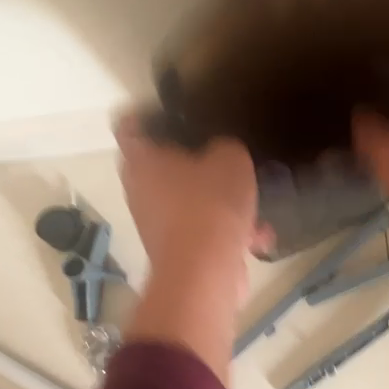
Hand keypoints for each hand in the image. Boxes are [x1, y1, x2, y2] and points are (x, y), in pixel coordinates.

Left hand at [116, 115, 260, 297]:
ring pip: (189, 204)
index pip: (132, 127)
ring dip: (219, 205)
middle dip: (195, 165)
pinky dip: (226, 234)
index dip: (148, 116)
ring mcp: (157, 227)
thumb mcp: (231, 159)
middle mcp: (141, 192)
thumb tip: (222, 156)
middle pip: (164, 168)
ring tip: (252, 206)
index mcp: (142, 160)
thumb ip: (226, 148)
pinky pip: (203, 233)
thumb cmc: (210, 206)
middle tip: (223, 157)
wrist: (206, 274)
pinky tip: (256, 238)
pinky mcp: (177, 254)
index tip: (173, 113)